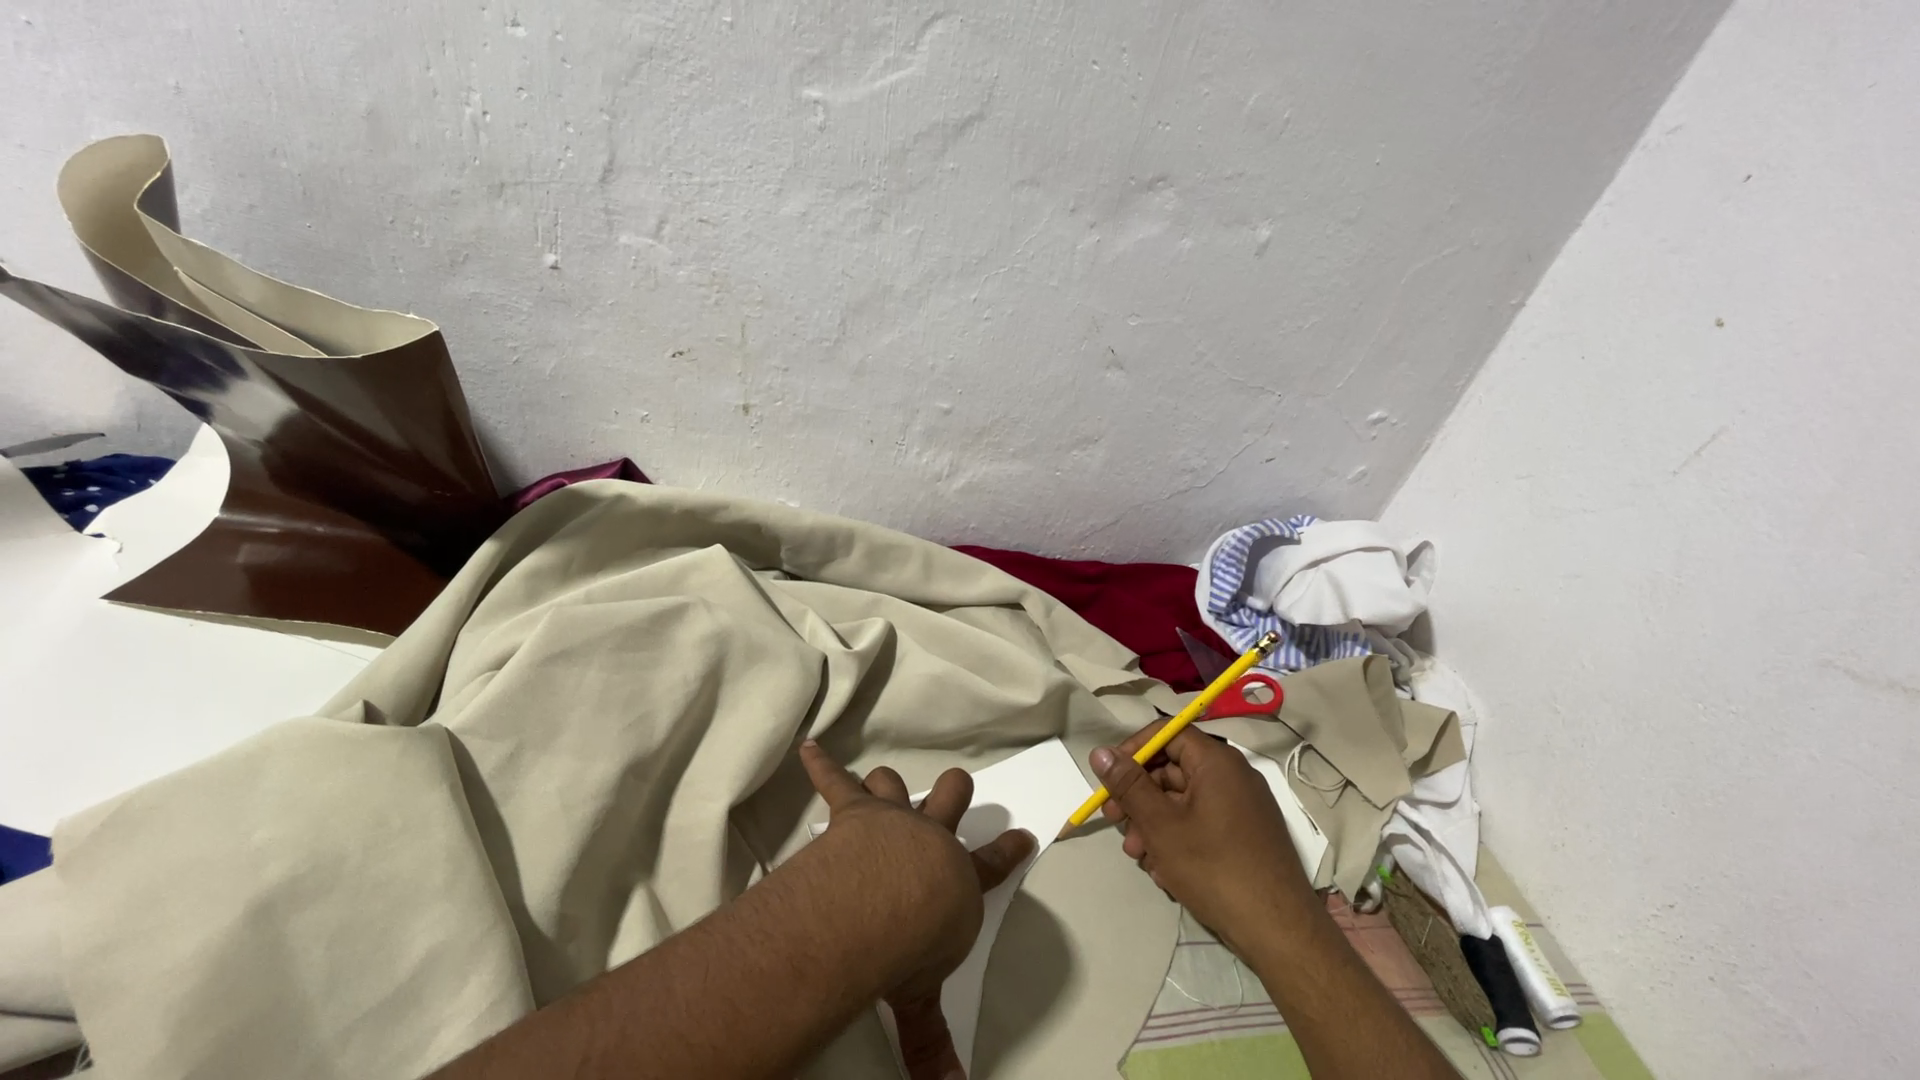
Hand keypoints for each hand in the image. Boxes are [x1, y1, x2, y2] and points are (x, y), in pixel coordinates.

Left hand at [800, 741, 1034, 1079]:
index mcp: (955, 881)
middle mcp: (929, 838)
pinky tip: (809, 749)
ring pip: (895, 784)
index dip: (1008, 852)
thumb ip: (931, 1043)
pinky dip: (822, 765)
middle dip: (953, 792)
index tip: (1022, 836)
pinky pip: (836, 779)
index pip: (990, 866)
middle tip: (955, 788)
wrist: (889, 898)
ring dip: (886, 784)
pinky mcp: (853, 808)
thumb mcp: (923, 996)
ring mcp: (891, 817)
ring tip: (879, 784)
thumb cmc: (914, 945)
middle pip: (950, 799)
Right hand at [1091, 722, 1319, 955]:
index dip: (1133, 751)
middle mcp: (1233, 776)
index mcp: (1217, 762)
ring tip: (1140, 857)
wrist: (1277, 929)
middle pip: (1172, 770)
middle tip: (1115, 822)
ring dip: (1153, 824)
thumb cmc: (1214, 868)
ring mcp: (1241, 807)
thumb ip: (1129, 785)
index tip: (1109, 779)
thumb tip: (1101, 753)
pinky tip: (1165, 872)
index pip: (1167, 734)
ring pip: (1183, 801)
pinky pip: (1201, 823)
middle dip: (1139, 797)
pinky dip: (1178, 839)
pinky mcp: (1244, 835)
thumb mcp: (1161, 825)